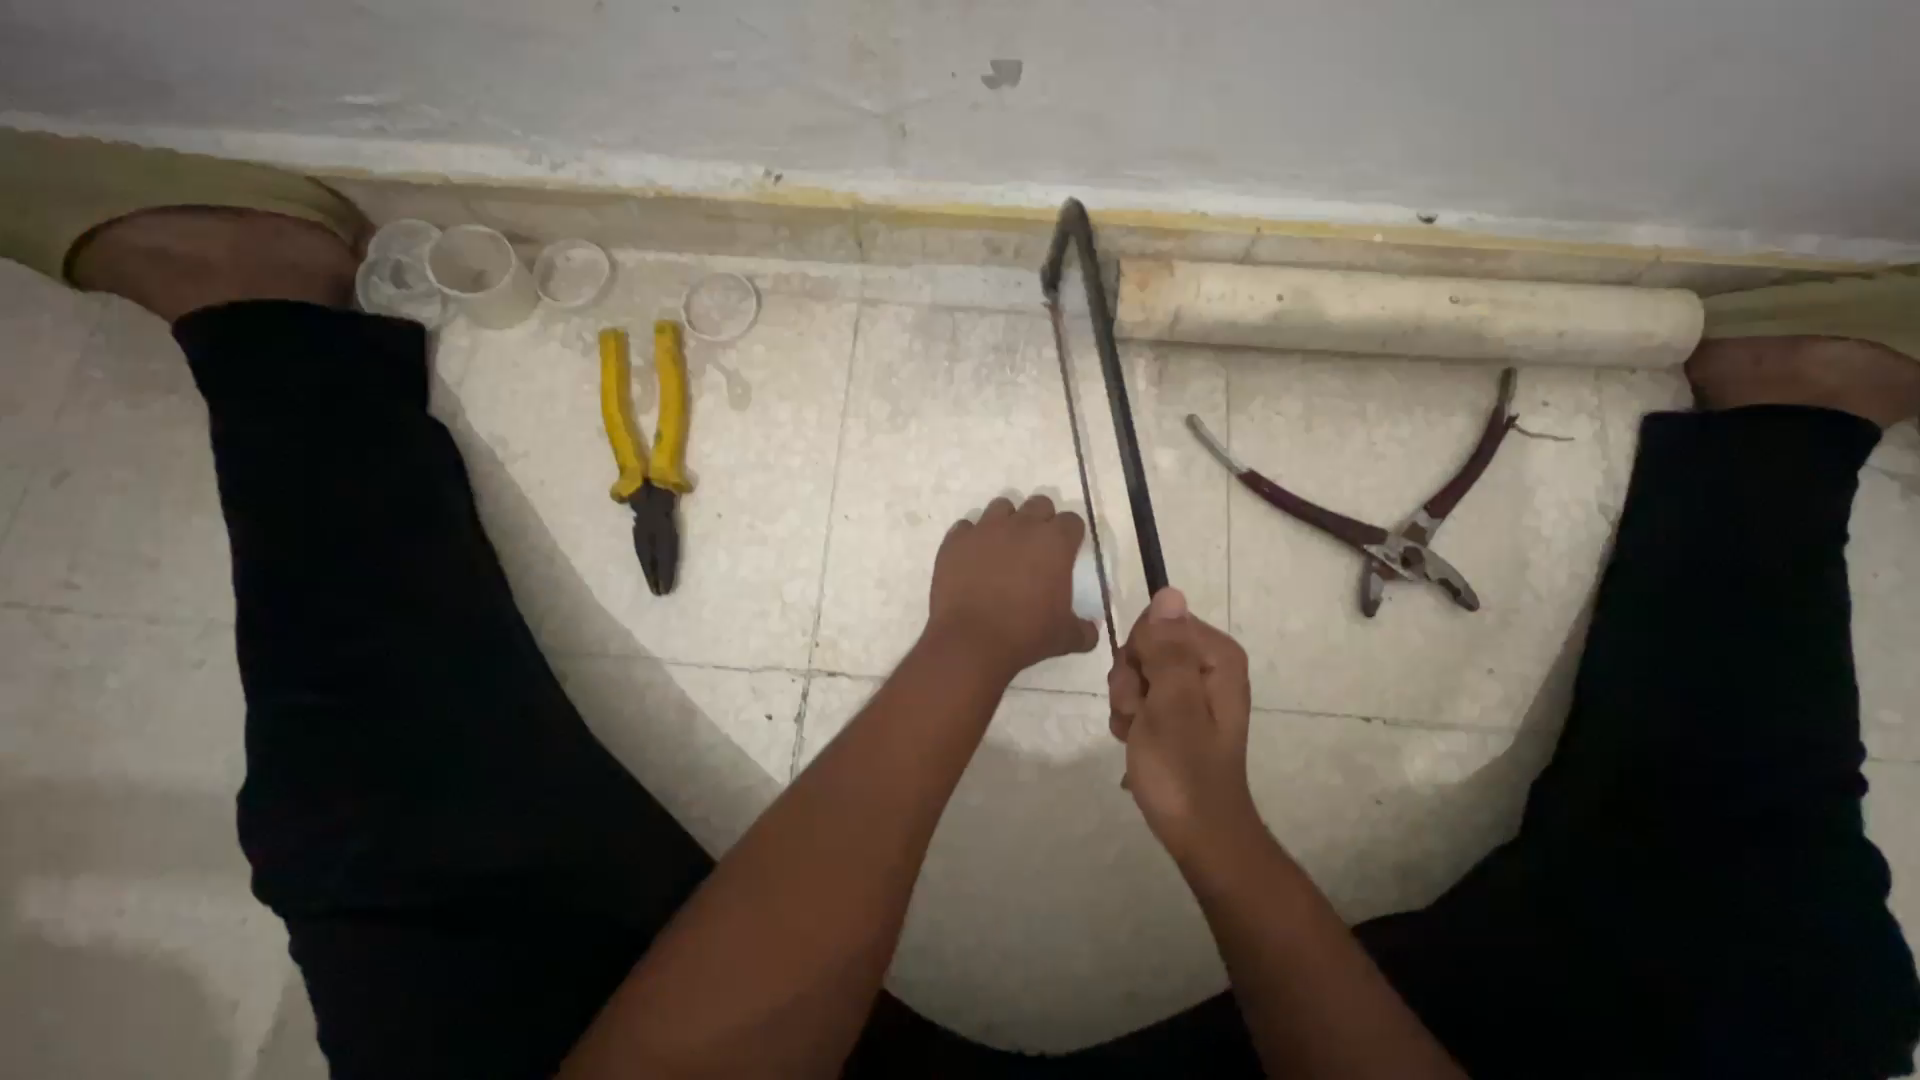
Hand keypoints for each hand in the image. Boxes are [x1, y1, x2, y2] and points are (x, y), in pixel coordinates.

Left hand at [928, 495, 1098, 678]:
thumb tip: (1091, 630)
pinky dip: (972, 538)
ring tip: (1003, 546)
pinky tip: (973, 557)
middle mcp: (1021, 526)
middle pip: (1038, 504)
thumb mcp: (1066, 638)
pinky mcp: (955, 541)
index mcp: (1055, 542)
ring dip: (1006, 521)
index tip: (1067, 550)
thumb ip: (1084, 630)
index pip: (1071, 521)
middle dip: (1041, 519)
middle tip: (1037, 546)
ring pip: (1001, 507)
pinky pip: (966, 527)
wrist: (971, 642)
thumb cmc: (1026, 636)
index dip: (1071, 534)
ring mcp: (985, 529)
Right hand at [1108, 588, 1259, 861]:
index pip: (1157, 621)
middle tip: (1139, 716)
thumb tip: (1168, 592)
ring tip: (1138, 735)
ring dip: (1127, 703)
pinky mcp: (1179, 714)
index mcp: (1216, 657)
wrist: (1197, 832)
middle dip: (1130, 681)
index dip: (1139, 654)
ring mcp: (1193, 691)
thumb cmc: (1182, 770)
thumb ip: (1168, 648)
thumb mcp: (1170, 704)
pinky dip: (1132, 720)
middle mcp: (1209, 666)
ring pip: (1137, 673)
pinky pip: (1141, 698)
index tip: (1144, 691)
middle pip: (1145, 646)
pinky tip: (1137, 743)